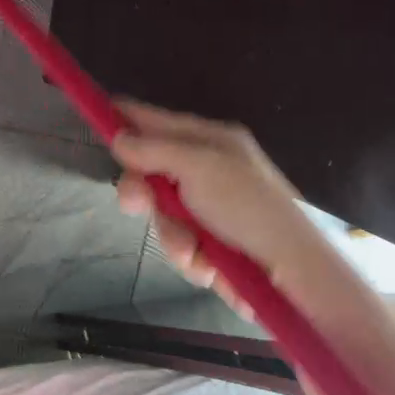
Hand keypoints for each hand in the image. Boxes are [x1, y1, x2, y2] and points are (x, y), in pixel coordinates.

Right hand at [112, 99, 322, 300]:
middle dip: (144, 191)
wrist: (298, 278)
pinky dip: (188, 257)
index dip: (126, 119)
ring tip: (192, 250)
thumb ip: (154, 149)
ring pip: (161, 213)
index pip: (157, 120)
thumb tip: (119, 137)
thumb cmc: (249, 209)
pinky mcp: (214, 247)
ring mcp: (211, 211)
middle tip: (133, 205)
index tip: (95, 116)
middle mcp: (209, 171)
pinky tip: (206, 265)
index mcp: (211, 141)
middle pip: (151, 171)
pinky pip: (179, 244)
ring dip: (171, 234)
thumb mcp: (199, 167)